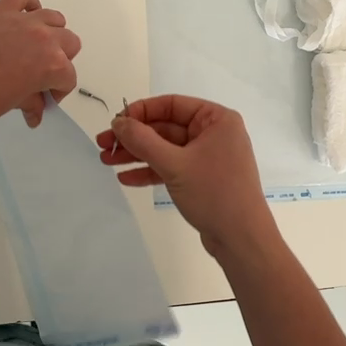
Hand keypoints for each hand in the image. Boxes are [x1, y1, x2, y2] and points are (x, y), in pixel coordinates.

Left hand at [0, 0, 80, 132]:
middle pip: (69, 43)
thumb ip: (29, 101)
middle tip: (38, 78)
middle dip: (59, 62)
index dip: (57, 92)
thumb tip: (35, 112)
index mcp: (50, 64)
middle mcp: (42, 37)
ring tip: (31, 50)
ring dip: (49, 33)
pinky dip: (28, 5)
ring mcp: (19, 20)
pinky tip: (21, 20)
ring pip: (53, 17)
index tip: (42, 102)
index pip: (67, 77)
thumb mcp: (9, 106)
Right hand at [96, 95, 280, 260]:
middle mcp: (213, 133)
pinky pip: (172, 167)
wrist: (242, 241)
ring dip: (136, 155)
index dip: (140, 111)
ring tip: (106, 161)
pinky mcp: (202, 178)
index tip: (115, 123)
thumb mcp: (174, 164)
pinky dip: (150, 171)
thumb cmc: (214, 194)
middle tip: (103, 145)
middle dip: (133, 137)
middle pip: (165, 127)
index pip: (172, 105)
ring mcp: (208, 157)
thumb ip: (143, 140)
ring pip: (165, 149)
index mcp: (216, 119)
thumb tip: (118, 122)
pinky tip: (126, 178)